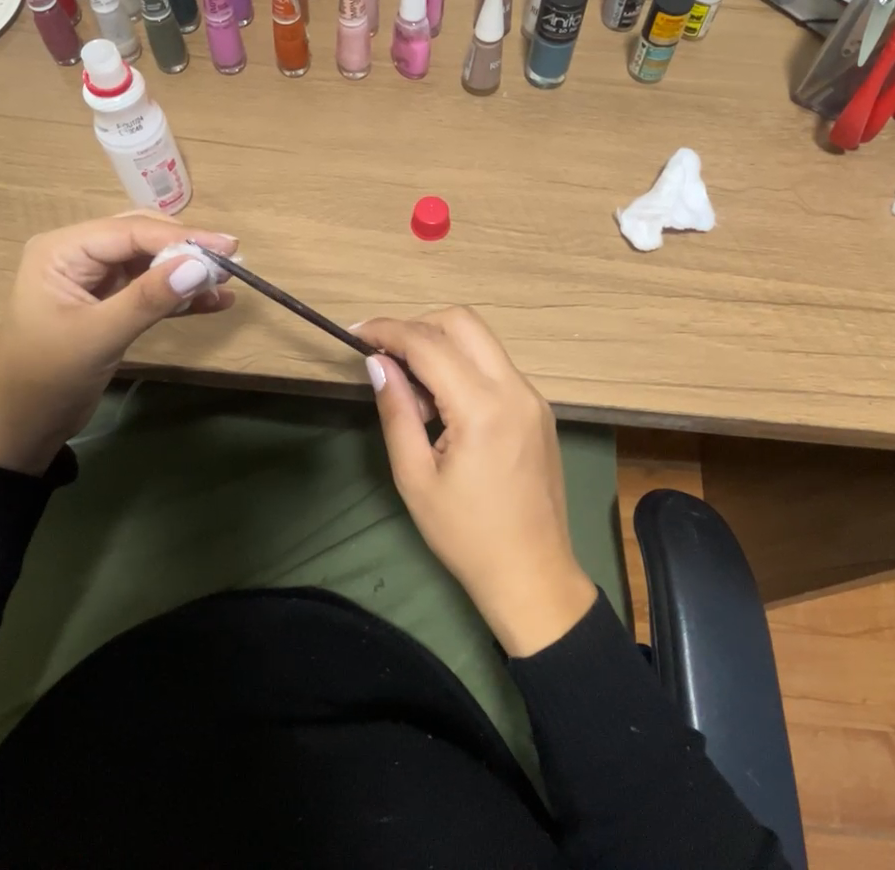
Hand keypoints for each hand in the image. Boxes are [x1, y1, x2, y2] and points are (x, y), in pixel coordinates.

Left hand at [0, 214, 237, 473]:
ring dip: (187, 272)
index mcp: (62, 251)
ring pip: (150, 263)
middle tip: (231, 262)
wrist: (23, 426)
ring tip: (228, 281)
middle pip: (142, 238)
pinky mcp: (109, 305)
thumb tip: (199, 266)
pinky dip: (180, 296)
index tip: (228, 246)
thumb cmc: (47, 377)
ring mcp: (94, 280)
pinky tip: (214, 301)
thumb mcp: (98, 335)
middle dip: (186, 249)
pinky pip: (151, 290)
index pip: (129, 231)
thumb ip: (148, 298)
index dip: (181, 237)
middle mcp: (78, 256)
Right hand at [357, 308, 595, 655]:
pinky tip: (444, 405)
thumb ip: (396, 411)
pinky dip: (464, 367)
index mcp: (483, 407)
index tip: (355, 333)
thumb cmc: (465, 535)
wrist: (532, 572)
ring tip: (412, 390)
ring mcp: (533, 397)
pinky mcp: (539, 410)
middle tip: (385, 355)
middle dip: (418, 325)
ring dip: (442, 346)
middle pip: (463, 322)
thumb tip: (377, 363)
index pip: (429, 343)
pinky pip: (497, 367)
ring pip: (483, 341)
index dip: (387, 330)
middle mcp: (515, 389)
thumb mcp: (415, 477)